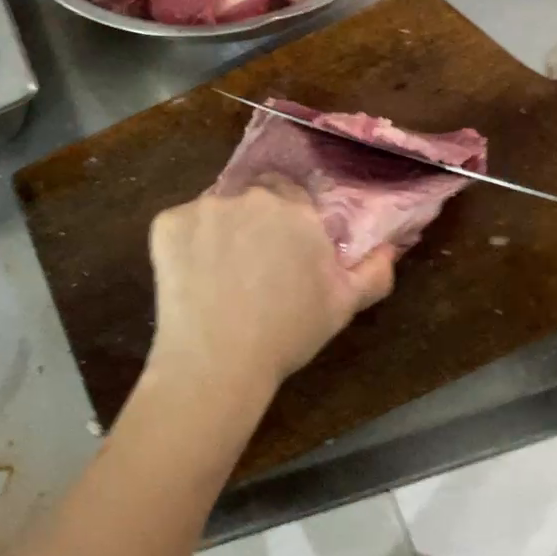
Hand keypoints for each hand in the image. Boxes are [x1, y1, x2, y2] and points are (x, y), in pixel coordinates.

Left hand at [147, 180, 394, 393]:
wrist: (217, 361)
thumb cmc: (286, 334)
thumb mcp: (343, 307)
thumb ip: (373, 271)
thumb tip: (390, 248)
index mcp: (295, 209)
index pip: (290, 194)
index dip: (285, 221)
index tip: (280, 249)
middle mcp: (249, 196)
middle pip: (250, 196)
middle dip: (251, 221)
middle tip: (249, 264)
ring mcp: (203, 207)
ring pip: (213, 210)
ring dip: (216, 231)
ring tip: (217, 275)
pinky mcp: (166, 223)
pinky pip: (177, 226)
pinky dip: (182, 245)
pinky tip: (190, 279)